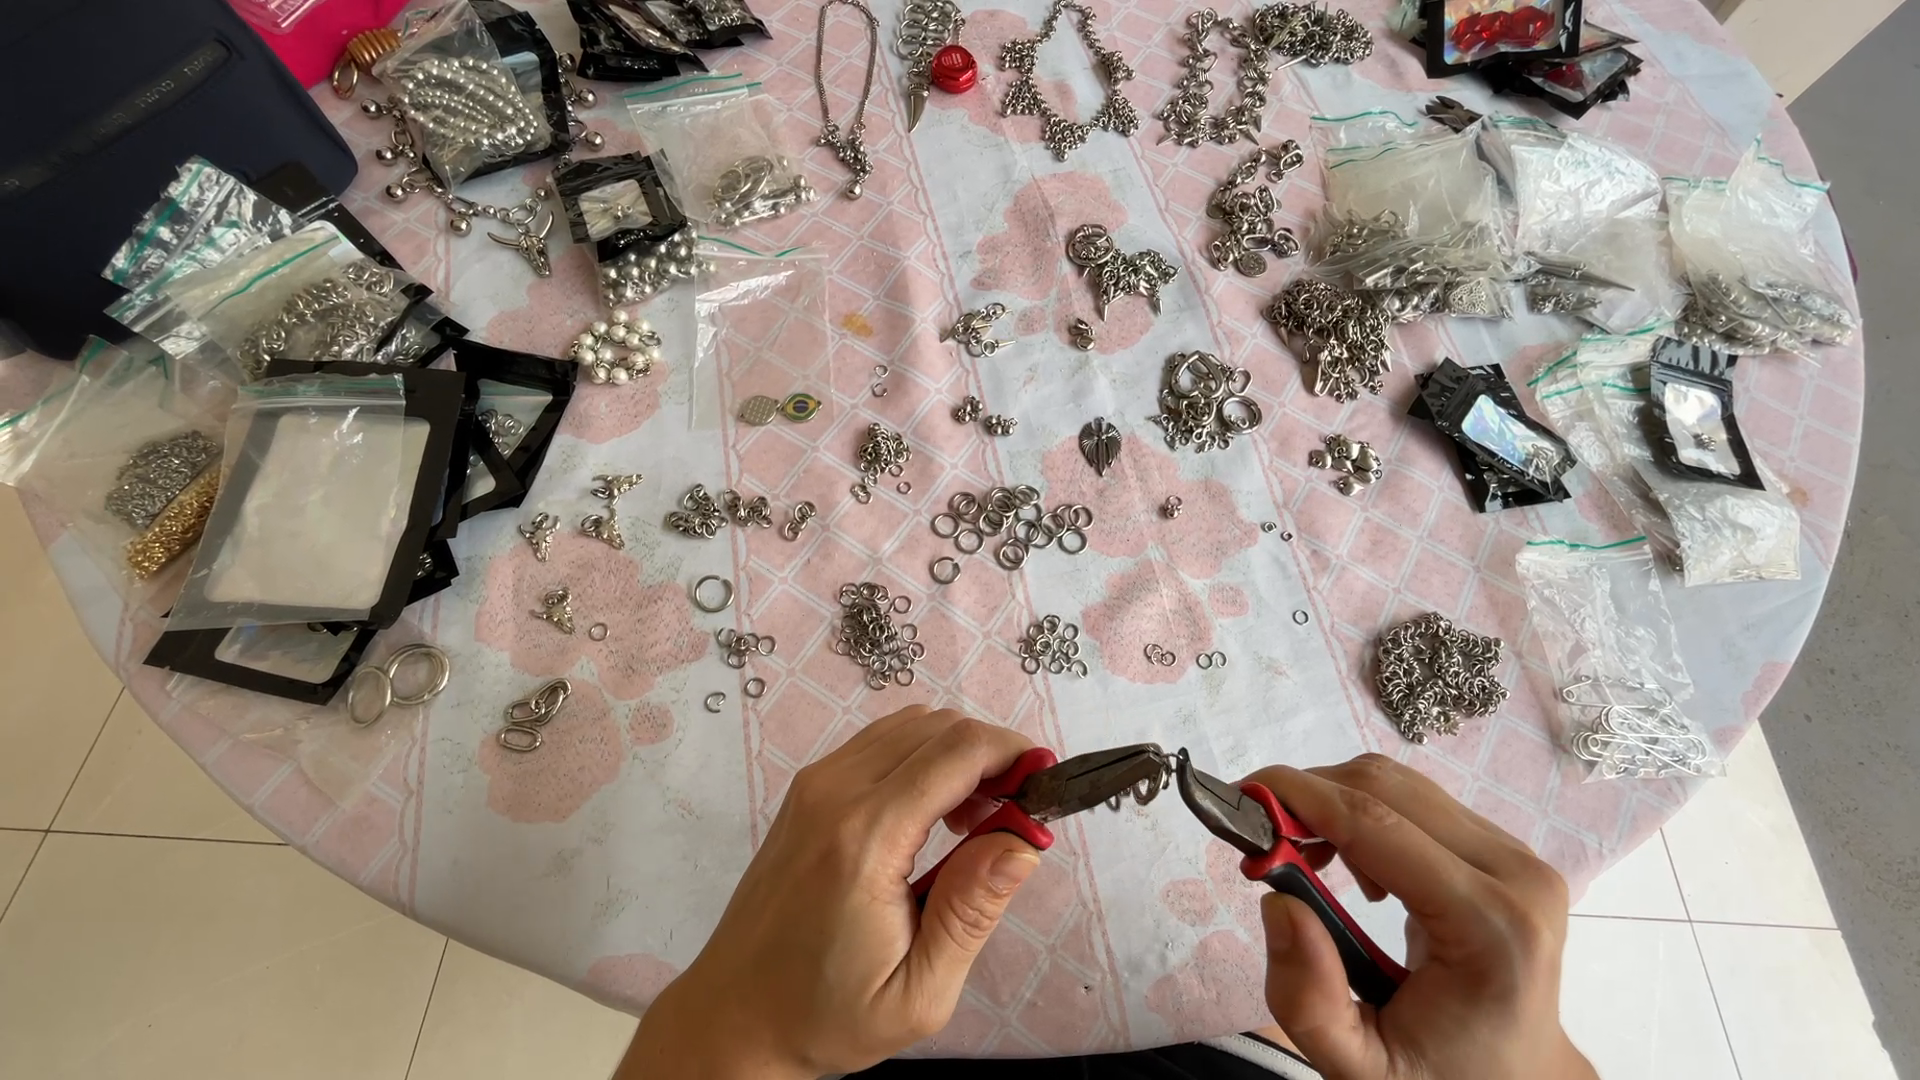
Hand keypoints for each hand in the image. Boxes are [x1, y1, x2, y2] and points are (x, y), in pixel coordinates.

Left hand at [620, 706, 1040, 1078]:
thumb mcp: (917, 993)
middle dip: (992, 754)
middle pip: (941, 726)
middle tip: (1013, 814)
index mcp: (866, 837)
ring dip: (958, 753)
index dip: (1014, 754)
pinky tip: (931, 808)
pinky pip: (885, 739)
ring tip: (974, 817)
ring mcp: (818, 779)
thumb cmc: (826, 1014)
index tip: (1045, 787)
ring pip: (914, 723)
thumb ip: (973, 910)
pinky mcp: (811, 784)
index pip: (958, 751)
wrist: (733, 1012)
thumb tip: (1024, 840)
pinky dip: (924, 754)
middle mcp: (837, 788)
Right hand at [1250, 755, 1597, 1079]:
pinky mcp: (1503, 847)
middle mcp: (1515, 875)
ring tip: (1308, 857)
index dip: (1298, 797)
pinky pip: (1411, 798)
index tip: (1237, 798)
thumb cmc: (1438, 1076)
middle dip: (1306, 794)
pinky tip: (1352, 862)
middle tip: (1261, 838)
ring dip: (1331, 801)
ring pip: (1394, 782)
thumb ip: (1307, 999)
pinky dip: (1359, 809)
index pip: (1376, 825)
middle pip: (1383, 788)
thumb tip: (1278, 901)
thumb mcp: (1360, 1069)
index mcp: (1491, 928)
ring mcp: (1515, 855)